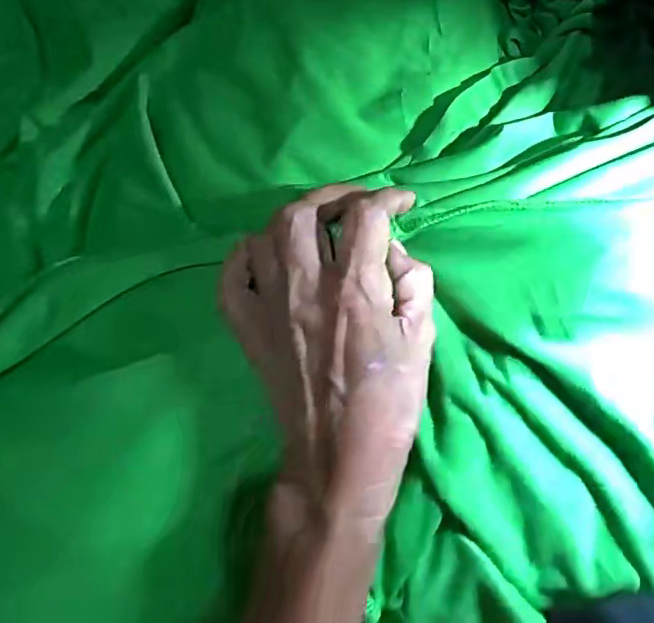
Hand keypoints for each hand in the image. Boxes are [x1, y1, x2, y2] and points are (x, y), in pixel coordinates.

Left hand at [219, 185, 436, 529]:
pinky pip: (230, 279)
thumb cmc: (390, 397)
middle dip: (335, 195)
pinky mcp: (248, 331)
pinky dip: (244, 255)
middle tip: (356, 202)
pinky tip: (266, 252)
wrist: (339, 457)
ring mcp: (270, 308)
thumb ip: (414, 279)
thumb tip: (391, 250)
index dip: (389, 197)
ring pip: (266, 235)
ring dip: (294, 218)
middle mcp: (307, 287)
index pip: (367, 214)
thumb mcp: (423, 334)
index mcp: (356, 288)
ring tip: (317, 224)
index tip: (404, 201)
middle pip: (305, 212)